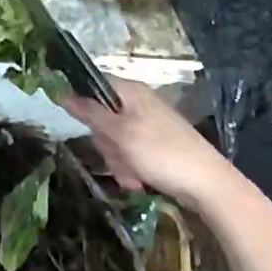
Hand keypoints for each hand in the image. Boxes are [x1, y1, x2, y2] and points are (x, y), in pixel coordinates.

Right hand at [62, 78, 249, 206]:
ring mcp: (148, 124)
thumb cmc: (161, 152)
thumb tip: (63, 93)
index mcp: (130, 91)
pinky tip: (139, 180)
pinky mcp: (155, 145)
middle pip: (101, 118)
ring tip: (133, 173)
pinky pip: (130, 152)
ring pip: (114, 139)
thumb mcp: (120, 133)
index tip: (82, 125)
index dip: (83, 104)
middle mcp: (138, 103)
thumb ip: (90, 113)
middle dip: (105, 143)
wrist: (208, 184)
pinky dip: (131, 168)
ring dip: (117, 160)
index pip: (93, 86)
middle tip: (117, 154)